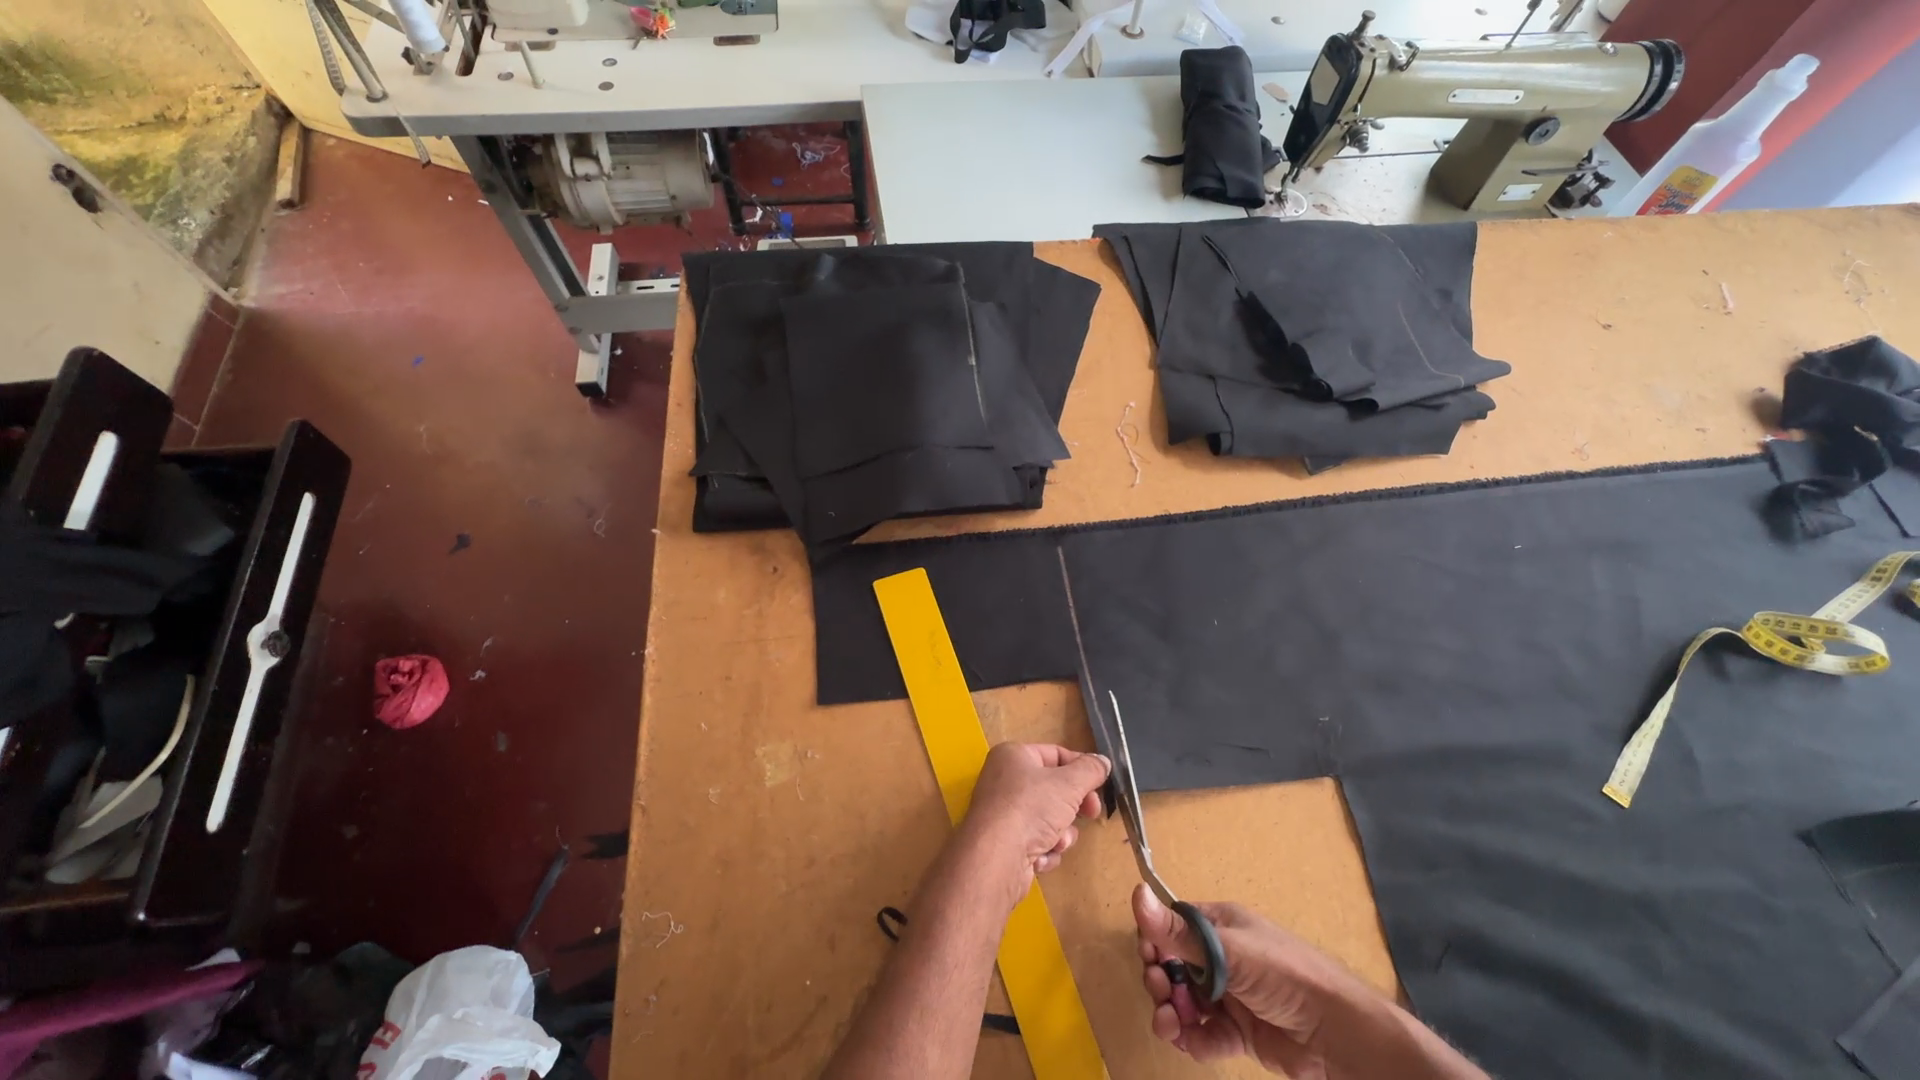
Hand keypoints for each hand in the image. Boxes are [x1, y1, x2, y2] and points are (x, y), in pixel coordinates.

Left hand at [960, 743, 1109, 893]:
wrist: (996, 857)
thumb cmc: (1031, 808)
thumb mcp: (1069, 784)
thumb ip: (1090, 771)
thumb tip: (1103, 761)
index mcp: (1013, 756)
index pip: (1055, 754)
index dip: (1081, 768)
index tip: (1101, 783)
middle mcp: (1004, 781)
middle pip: (1053, 789)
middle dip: (1073, 806)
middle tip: (1091, 813)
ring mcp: (1003, 814)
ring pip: (1048, 819)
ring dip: (1061, 833)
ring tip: (1057, 840)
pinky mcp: (1005, 843)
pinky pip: (1036, 841)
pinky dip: (1045, 850)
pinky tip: (1040, 856)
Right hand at [1133, 885, 1379, 1077]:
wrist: (1336, 1033)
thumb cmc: (1283, 975)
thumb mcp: (1228, 951)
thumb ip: (1178, 931)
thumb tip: (1135, 892)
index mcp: (1221, 926)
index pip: (1173, 927)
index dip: (1155, 942)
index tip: (1150, 958)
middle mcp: (1223, 958)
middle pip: (1173, 967)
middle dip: (1160, 981)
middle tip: (1160, 993)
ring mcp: (1231, 996)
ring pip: (1185, 1003)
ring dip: (1171, 1014)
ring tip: (1171, 1026)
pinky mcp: (1239, 1032)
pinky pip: (1205, 1034)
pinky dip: (1195, 1040)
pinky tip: (1195, 1043)